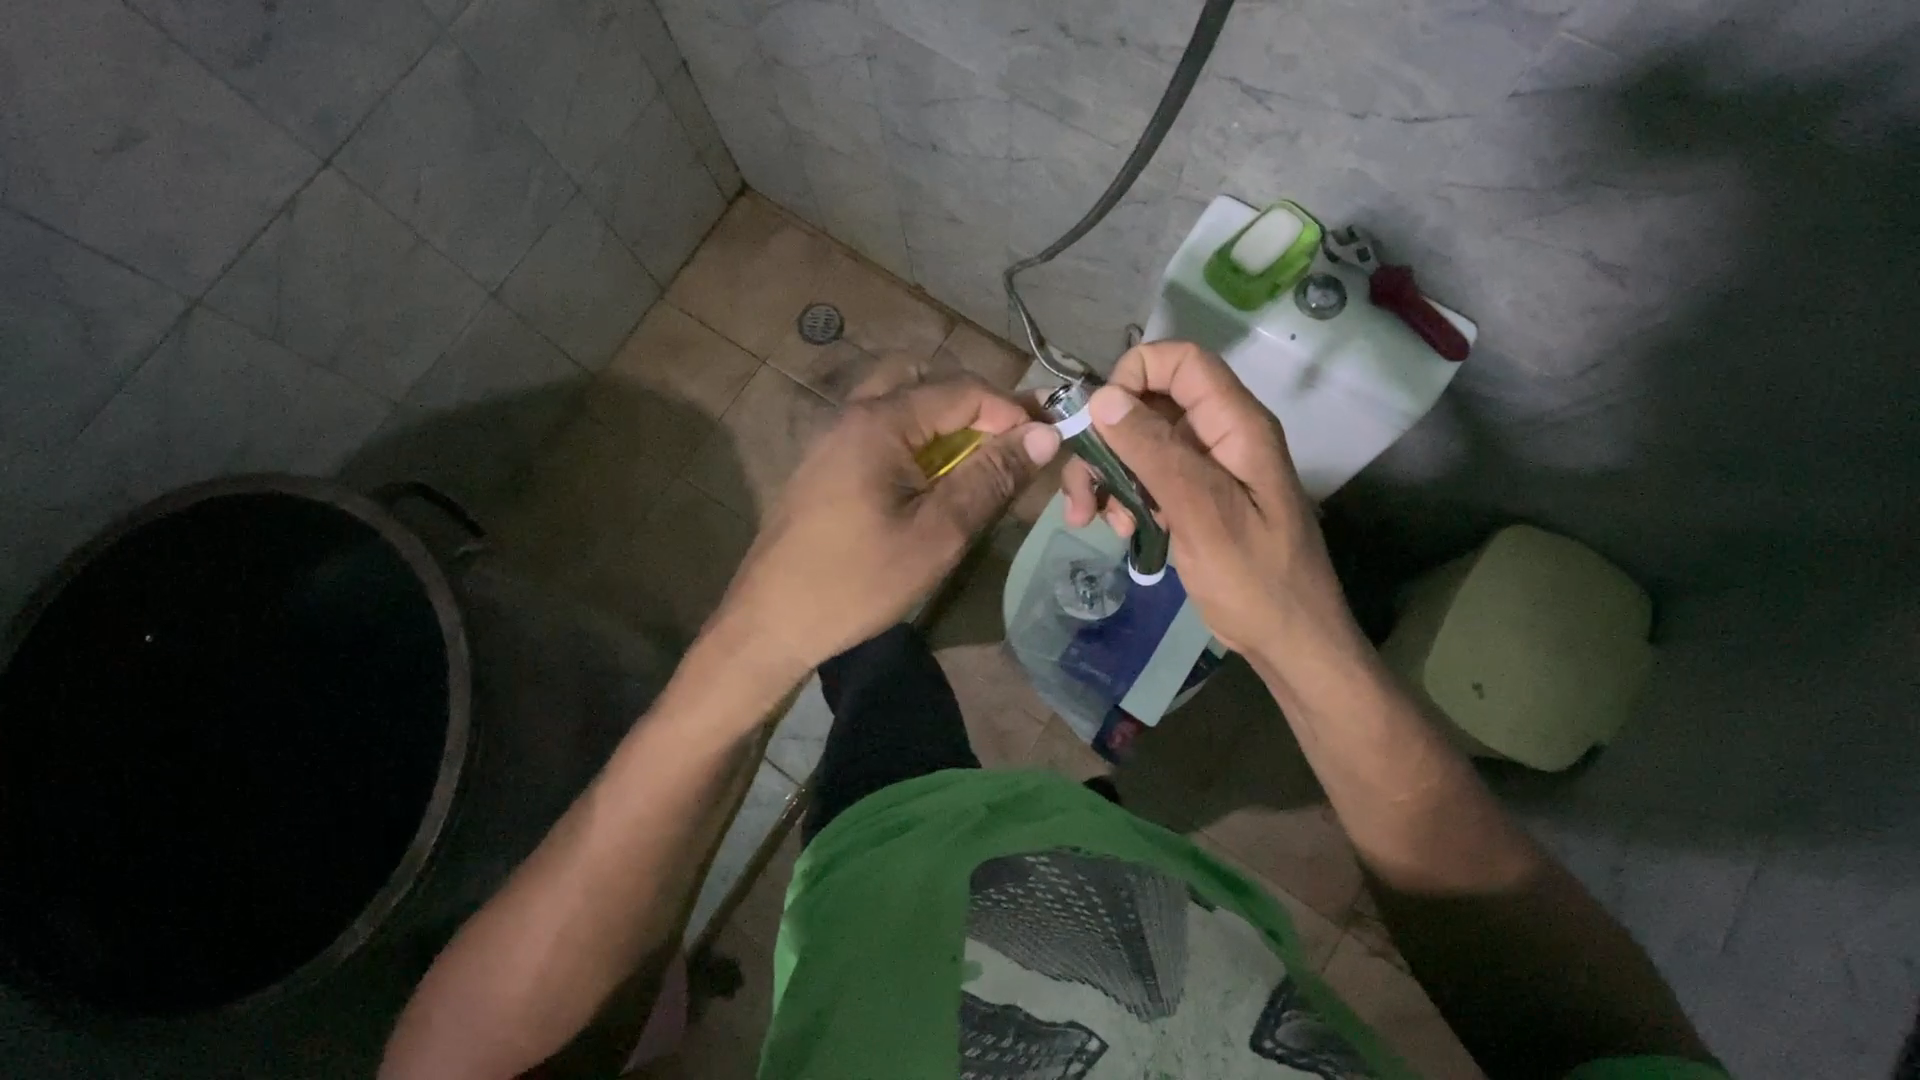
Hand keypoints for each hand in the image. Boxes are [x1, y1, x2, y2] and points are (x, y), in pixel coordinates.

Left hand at [713, 374, 1060, 678]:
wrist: (770, 622)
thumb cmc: (858, 582)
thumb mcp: (937, 534)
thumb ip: (990, 478)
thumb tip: (1043, 434)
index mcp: (879, 422)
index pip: (962, 389)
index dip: (1011, 411)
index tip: (1044, 444)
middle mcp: (852, 414)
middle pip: (926, 381)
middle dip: (975, 405)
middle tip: (1006, 446)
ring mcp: (832, 438)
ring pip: (899, 403)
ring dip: (943, 422)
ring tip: (972, 463)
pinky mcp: (824, 465)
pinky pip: (878, 430)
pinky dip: (914, 440)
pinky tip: (928, 483)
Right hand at [1059, 342, 1359, 660]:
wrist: (1290, 642)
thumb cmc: (1255, 579)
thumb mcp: (1202, 513)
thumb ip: (1154, 452)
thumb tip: (1103, 397)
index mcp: (1236, 427)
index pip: (1181, 362)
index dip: (1134, 375)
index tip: (1096, 420)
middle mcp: (1219, 438)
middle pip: (1149, 406)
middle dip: (1105, 440)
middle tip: (1081, 491)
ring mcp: (1205, 470)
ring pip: (1139, 444)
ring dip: (1107, 475)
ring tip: (1093, 519)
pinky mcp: (1192, 501)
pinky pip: (1146, 479)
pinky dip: (1123, 498)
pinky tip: (1121, 532)